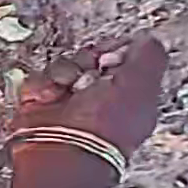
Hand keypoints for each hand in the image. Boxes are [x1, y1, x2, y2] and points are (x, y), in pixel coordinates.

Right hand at [10, 32, 168, 187]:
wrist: (59, 148)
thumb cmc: (102, 125)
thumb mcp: (140, 84)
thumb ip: (148, 55)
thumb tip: (144, 38)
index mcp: (128, 95)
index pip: (122, 58)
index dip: (116, 52)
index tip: (110, 58)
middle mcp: (98, 97)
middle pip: (90, 58)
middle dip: (86, 62)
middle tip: (85, 78)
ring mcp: (68, 100)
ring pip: (62, 66)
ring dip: (62, 73)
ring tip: (65, 90)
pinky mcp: (39, 103)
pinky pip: (38, 79)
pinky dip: (42, 85)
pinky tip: (48, 97)